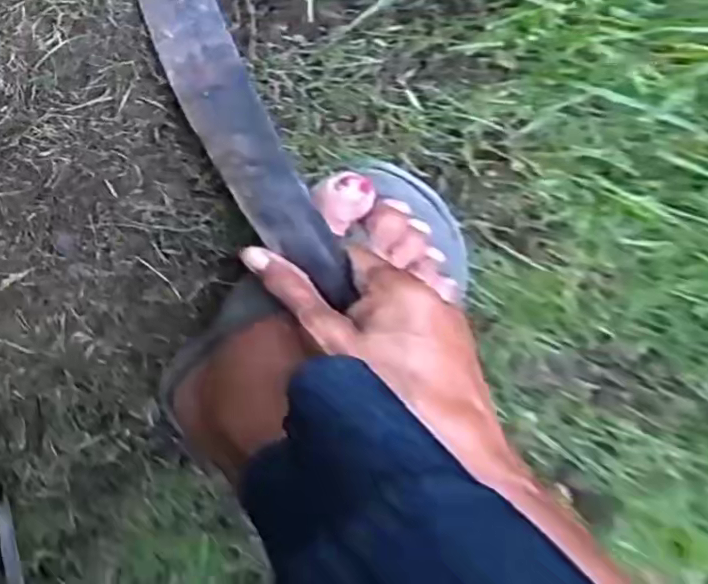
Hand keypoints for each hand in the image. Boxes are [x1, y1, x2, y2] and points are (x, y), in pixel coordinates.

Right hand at [244, 243, 525, 488]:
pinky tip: (370, 352)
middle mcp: (434, 296)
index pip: (347, 252)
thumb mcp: (325, 334)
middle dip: (340, 291)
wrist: (450, 456)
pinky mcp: (455, 350)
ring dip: (363, 312)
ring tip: (340, 336)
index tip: (293, 284)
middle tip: (316, 317)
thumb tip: (252, 252)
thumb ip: (290, 289)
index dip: (315, 265)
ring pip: (389, 302)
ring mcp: (450, 324)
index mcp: (402, 285)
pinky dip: (385, 328)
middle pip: (370, 277)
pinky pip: (409, 322)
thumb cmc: (381, 386)